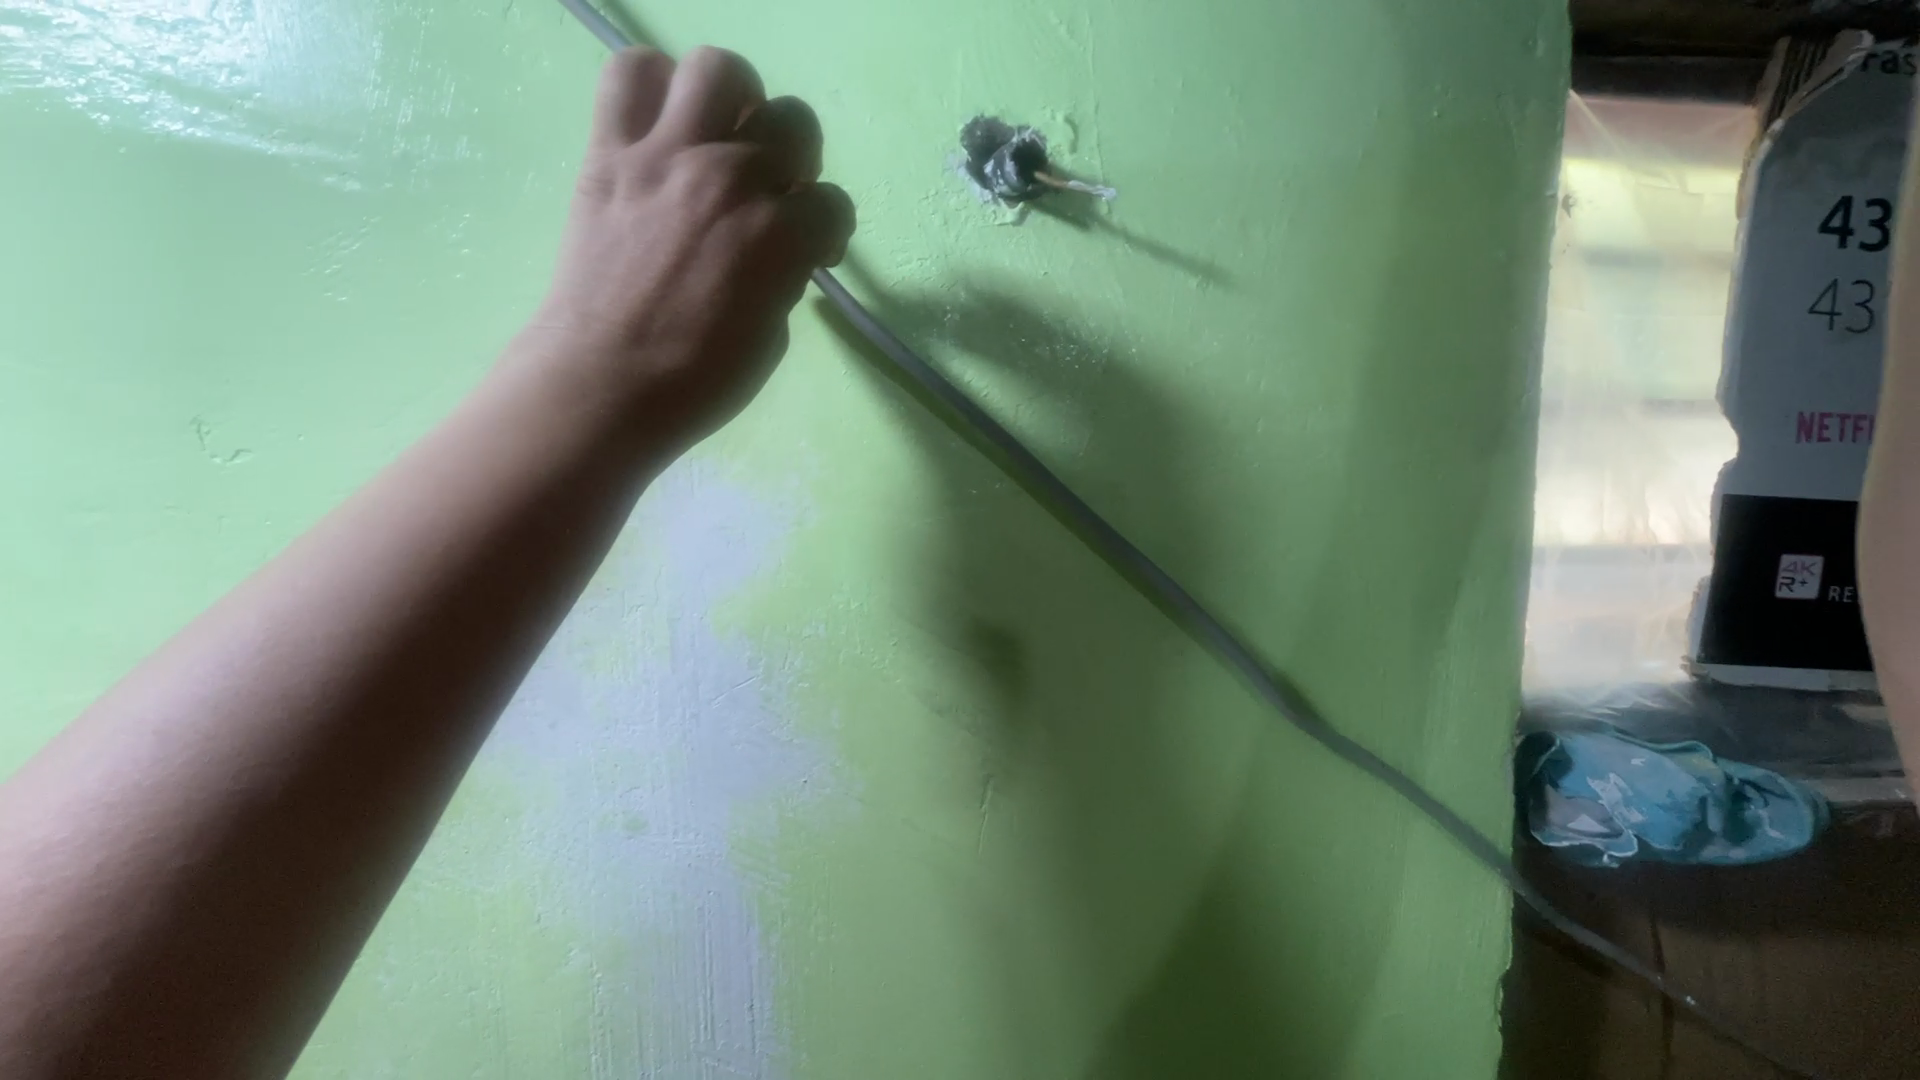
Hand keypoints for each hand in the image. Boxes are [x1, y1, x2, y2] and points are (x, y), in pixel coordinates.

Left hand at [525, 46, 854, 446]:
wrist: (605, 384)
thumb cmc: (699, 380)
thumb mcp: (772, 336)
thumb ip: (784, 275)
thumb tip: (779, 247)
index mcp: (781, 236)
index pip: (833, 203)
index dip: (829, 231)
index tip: (813, 255)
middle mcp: (732, 179)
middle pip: (794, 123)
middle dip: (796, 162)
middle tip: (773, 195)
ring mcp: (667, 156)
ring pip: (720, 71)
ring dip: (736, 102)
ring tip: (723, 139)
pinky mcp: (610, 152)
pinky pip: (630, 74)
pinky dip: (653, 87)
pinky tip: (663, 126)